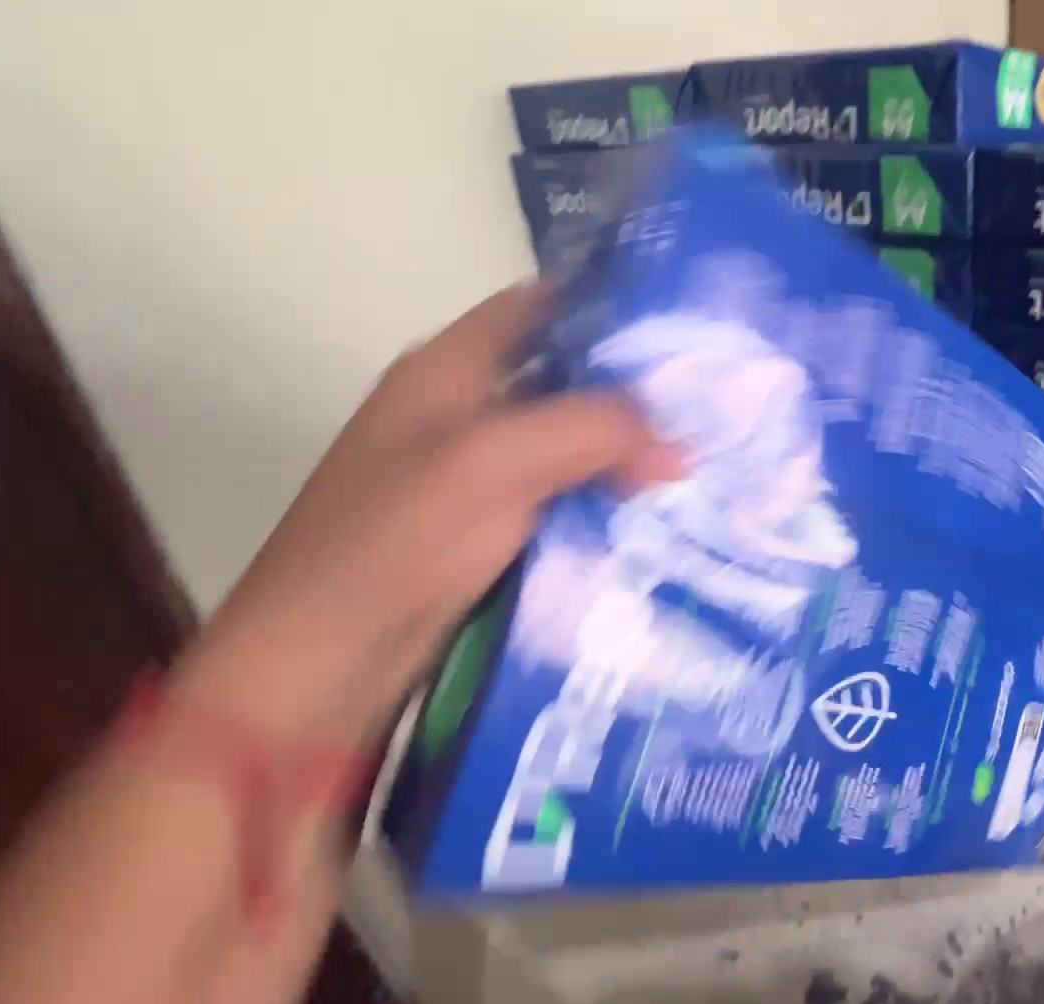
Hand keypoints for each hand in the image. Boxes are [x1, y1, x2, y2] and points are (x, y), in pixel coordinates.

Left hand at [166, 284, 678, 746]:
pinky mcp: (498, 524)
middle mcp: (469, 408)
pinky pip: (569, 492)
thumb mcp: (497, 461)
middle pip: (568, 376)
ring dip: (630, 449)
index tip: (687, 334)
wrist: (330, 656)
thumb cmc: (400, 540)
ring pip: (574, 439)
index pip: (544, 307)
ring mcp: (483, 470)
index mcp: (451, 367)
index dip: (612, 311)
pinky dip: (612, 495)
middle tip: (713, 406)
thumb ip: (595, 431)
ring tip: (702, 456)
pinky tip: (659, 507)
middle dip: (637, 389)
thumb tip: (681, 444)